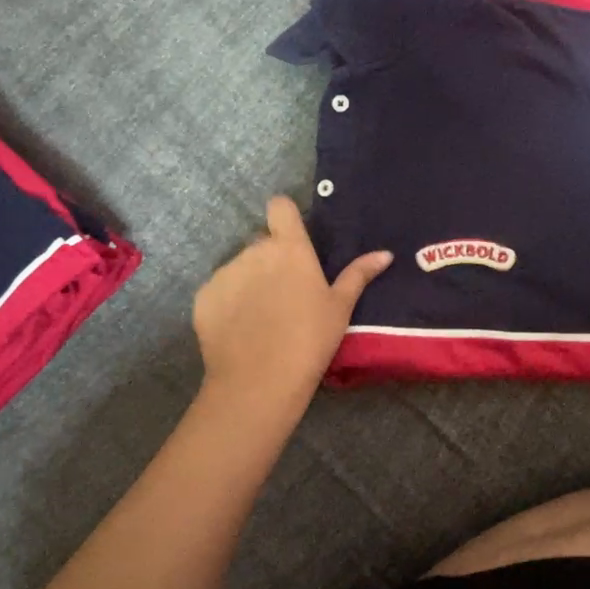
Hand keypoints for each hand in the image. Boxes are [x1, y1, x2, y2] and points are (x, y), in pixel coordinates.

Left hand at [191, 196, 390, 403]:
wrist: (259, 382)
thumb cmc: (309, 339)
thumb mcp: (340, 307)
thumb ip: (359, 274)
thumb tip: (386, 254)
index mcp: (289, 247)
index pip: (280, 206)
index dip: (285, 216)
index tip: (292, 236)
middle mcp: (254, 250)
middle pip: (261, 242)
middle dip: (271, 259)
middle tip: (285, 292)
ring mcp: (225, 273)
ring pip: (239, 267)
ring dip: (249, 280)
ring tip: (261, 316)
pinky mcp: (203, 297)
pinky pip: (219, 290)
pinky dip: (227, 303)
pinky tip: (239, 329)